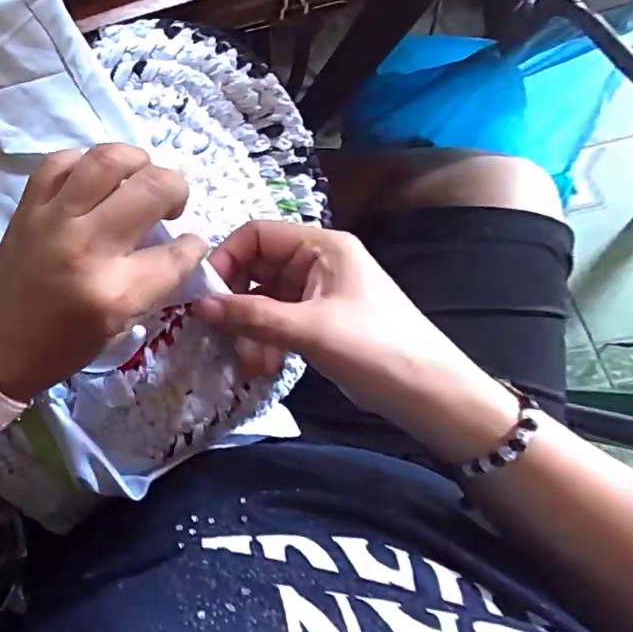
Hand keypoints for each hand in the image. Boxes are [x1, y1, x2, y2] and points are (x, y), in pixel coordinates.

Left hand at [0, 144, 208, 401]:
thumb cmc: (62, 347)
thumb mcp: (120, 326)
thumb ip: (153, 283)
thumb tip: (179, 244)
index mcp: (114, 292)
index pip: (176, 253)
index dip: (193, 246)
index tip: (189, 242)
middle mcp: (86, 247)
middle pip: (151, 188)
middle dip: (176, 189)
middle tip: (168, 204)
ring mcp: (53, 221)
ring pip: (107, 160)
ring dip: (136, 160)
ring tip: (137, 177)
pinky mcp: (27, 209)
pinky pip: (59, 162)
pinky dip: (84, 161)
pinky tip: (92, 178)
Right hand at [190, 220, 508, 446]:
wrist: (433, 397)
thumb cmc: (377, 349)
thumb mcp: (310, 330)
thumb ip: (252, 316)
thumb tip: (199, 306)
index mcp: (322, 246)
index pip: (257, 234)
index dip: (227, 257)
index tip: (206, 292)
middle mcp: (317, 262)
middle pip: (256, 268)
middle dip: (236, 301)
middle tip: (218, 331)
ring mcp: (317, 293)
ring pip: (262, 299)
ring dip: (248, 327)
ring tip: (246, 361)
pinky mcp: (317, 321)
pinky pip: (276, 321)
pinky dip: (263, 340)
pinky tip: (260, 367)